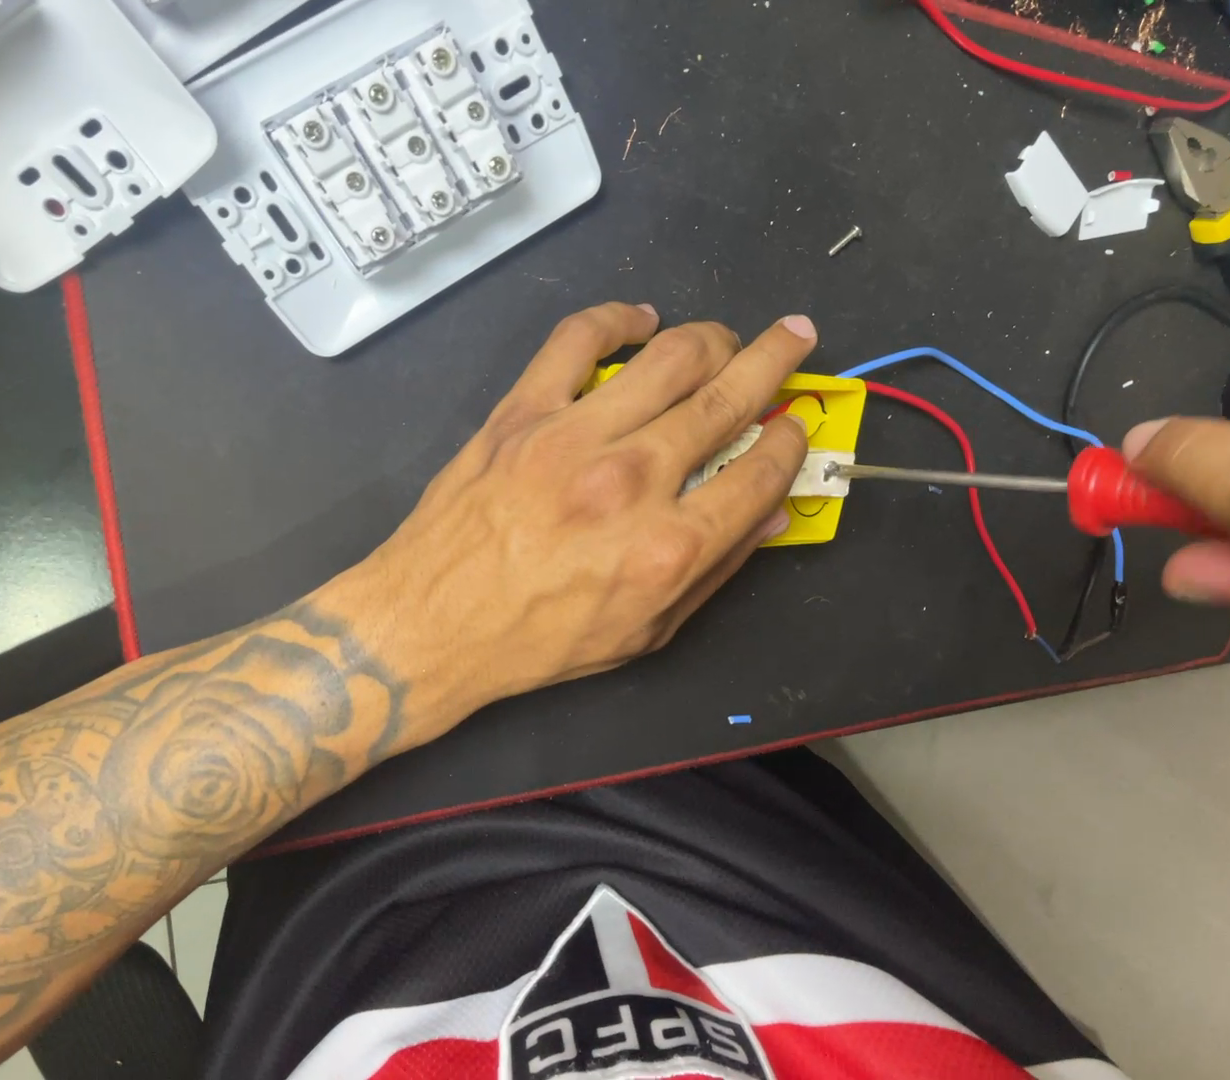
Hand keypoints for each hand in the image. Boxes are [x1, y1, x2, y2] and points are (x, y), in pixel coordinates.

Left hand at [325, 302, 815, 744]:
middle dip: (775, 360)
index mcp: (670, 547)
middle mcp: (633, 482)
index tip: (794, 423)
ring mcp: (574, 438)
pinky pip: (578, 339)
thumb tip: (771, 511)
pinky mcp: (523, 411)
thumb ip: (716, 571)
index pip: (760, 471)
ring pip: (668, 358)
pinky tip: (641, 320)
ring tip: (726, 338)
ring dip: (713, 337)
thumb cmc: (543, 641)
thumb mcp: (646, 632)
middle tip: (796, 335)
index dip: (792, 439)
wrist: (433, 624)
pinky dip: (617, 318)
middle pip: (728, 399)